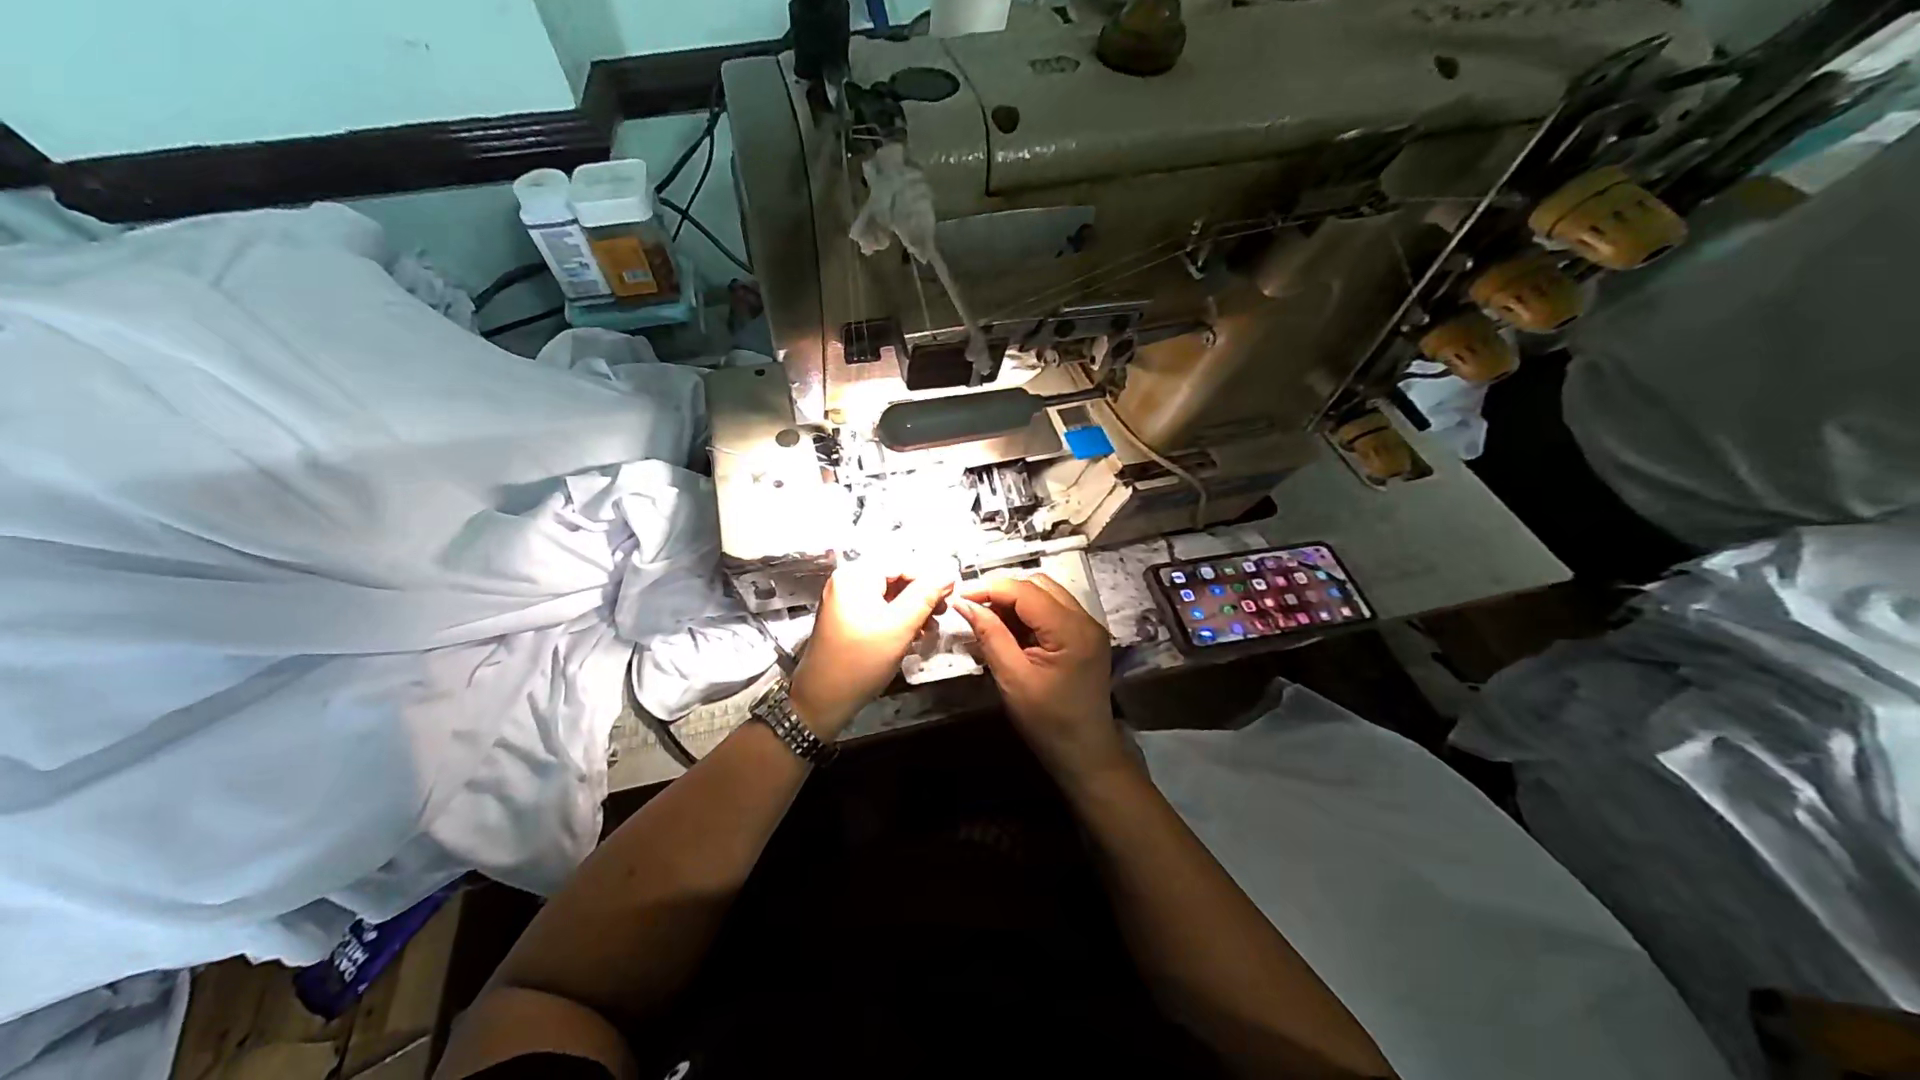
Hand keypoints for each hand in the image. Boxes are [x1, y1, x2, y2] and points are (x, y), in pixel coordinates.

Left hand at [790, 561, 954, 739]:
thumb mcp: (899, 628)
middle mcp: (848, 581)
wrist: (822, 701)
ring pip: (891, 593)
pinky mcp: (850, 618)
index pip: (902, 561)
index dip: (930, 576)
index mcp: (855, 576)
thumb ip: (925, 596)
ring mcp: (847, 600)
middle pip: (896, 575)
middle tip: (944, 612)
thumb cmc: (859, 663)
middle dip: (923, 593)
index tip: (952, 594)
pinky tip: (915, 633)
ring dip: (915, 607)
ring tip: (931, 626)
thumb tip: (948, 573)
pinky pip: (881, 608)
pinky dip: (900, 618)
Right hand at [951, 573, 1125, 778]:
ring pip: (1045, 594)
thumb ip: (990, 635)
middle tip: (972, 609)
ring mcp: (1087, 627)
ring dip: (1014, 601)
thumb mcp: (1012, 678)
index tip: (959, 596)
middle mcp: (1085, 620)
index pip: (1026, 591)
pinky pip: (1052, 611)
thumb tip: (965, 604)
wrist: (1084, 753)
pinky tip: (1007, 629)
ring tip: (987, 619)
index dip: (990, 588)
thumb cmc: (1047, 721)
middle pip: (1038, 585)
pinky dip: (1027, 614)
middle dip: (1002, 591)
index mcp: (1072, 630)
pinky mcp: (1083, 636)